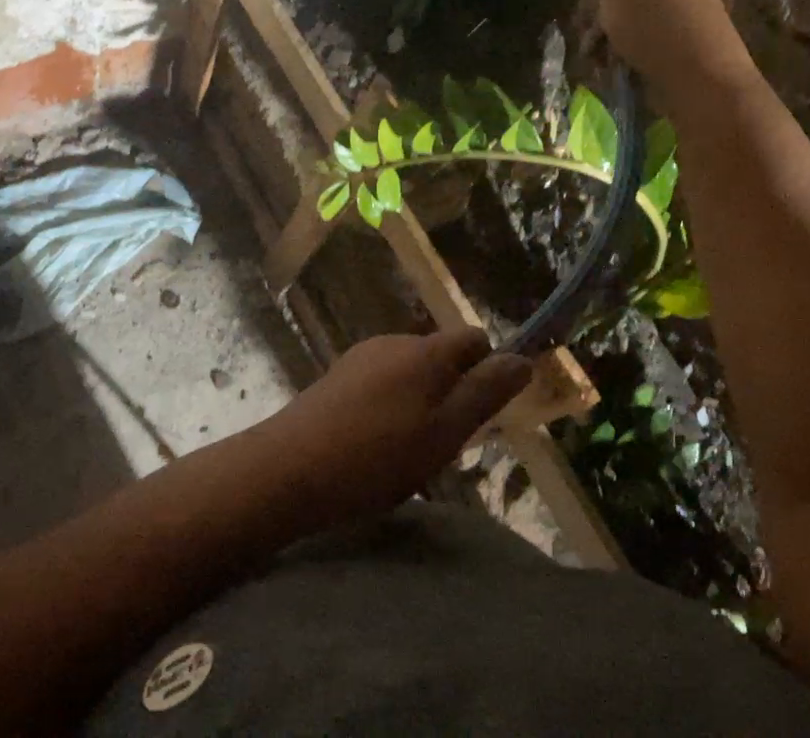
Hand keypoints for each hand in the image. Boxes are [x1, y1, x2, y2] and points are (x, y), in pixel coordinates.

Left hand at [246, 330, 531, 529]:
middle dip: (453, 391)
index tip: (482, 415)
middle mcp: (393, 342)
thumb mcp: (445, 432)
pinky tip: (373, 448)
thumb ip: (485, 394)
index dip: (488, 370)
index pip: (474, 339)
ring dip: (420, 404)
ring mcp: (359, 359)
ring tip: (407, 453)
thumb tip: (523, 359)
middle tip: (446, 443)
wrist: (286, 470)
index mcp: (426, 351)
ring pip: (409, 373)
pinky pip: (380, 386)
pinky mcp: (334, 380)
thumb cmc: (377, 456)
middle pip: (441, 356)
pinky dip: (389, 410)